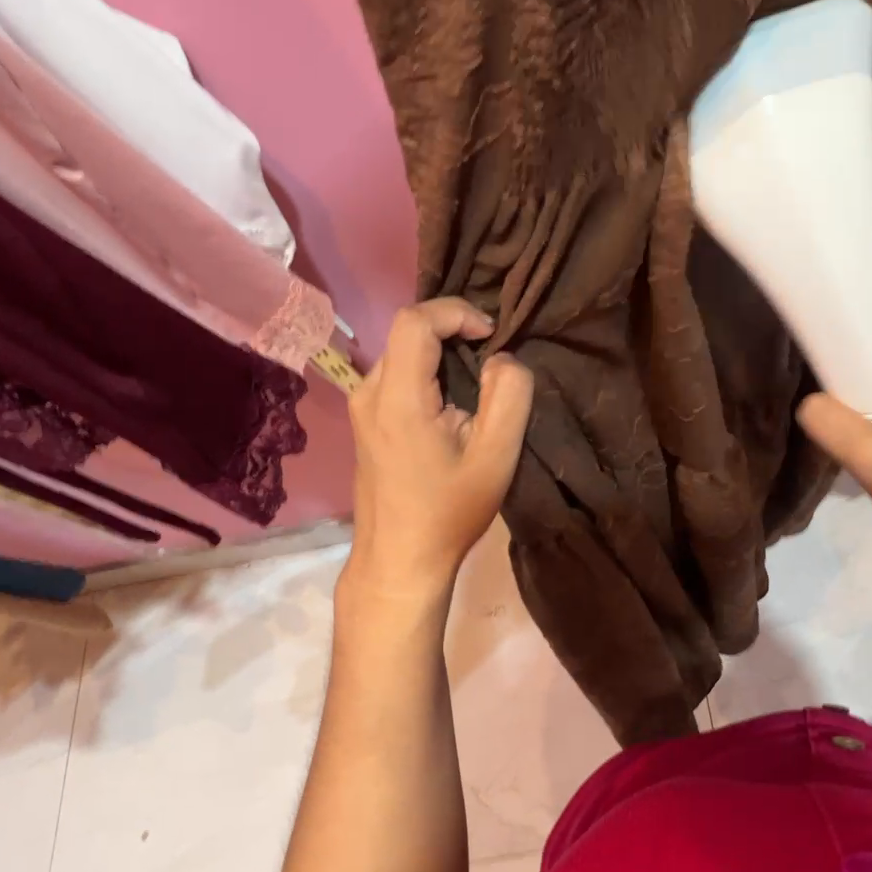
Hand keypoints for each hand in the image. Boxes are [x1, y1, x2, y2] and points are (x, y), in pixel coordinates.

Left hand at [346, 298, 534, 593]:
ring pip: (403, 353)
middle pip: (409, 334)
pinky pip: (398, 375)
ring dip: (442, 355)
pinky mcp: (366, 420)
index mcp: (398, 396)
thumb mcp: (496, 456)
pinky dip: (429, 373)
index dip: (456, 312)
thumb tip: (502, 358)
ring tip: (477, 386)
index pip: (415, 320)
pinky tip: (452, 408)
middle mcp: (369, 392)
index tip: (491, 336)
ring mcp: (362, 406)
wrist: (400, 560)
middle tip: (492, 363)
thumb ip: (509, 395)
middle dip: (454, 334)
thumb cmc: (449, 511)